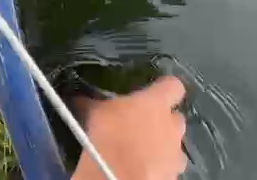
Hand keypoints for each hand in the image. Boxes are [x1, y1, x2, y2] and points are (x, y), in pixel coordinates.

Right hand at [68, 75, 187, 179]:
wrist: (119, 175)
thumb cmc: (109, 133)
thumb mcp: (95, 111)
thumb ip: (94, 102)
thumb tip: (79, 98)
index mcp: (156, 103)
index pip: (173, 86)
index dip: (166, 87)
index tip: (156, 89)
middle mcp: (172, 126)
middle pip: (177, 118)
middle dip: (164, 120)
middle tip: (144, 122)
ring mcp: (176, 153)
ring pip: (175, 145)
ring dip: (164, 145)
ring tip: (144, 148)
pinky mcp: (174, 175)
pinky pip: (170, 166)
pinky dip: (160, 165)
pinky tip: (143, 166)